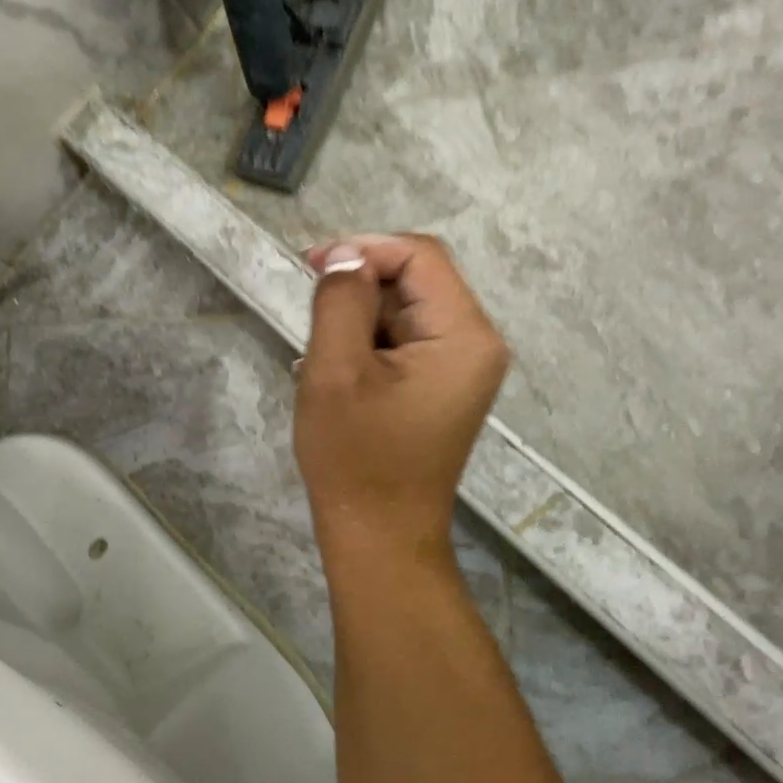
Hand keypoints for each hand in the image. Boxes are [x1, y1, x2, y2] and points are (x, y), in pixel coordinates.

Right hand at [293, 235, 508, 548]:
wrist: (379, 533)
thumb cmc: (355, 455)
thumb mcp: (335, 371)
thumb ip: (341, 302)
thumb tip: (344, 254)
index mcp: (463, 335)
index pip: (419, 257)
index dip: (364, 249)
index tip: (309, 266)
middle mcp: (475, 344)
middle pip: (416, 280)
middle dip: (358, 285)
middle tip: (307, 313)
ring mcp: (460, 368)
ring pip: (405, 310)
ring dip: (357, 318)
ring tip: (319, 356)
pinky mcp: (440, 387)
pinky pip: (404, 341)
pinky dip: (366, 343)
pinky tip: (335, 372)